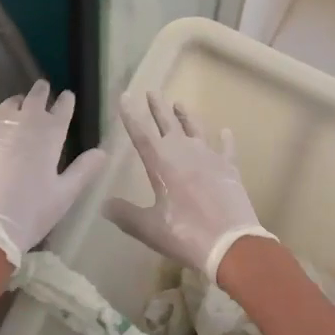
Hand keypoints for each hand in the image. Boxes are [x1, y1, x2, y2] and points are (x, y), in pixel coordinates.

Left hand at [0, 81, 107, 266]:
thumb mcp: (65, 194)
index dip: (66, 100)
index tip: (67, 96)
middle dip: (42, 91)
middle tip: (43, 88)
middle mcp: (27, 122)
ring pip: (11, 102)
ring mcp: (1, 124)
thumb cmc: (33, 211)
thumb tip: (103, 151)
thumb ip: (84, 169)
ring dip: (18, 102)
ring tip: (19, 106)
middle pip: (36, 96)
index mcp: (51, 134)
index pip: (63, 108)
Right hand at [101, 91, 273, 282]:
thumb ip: (126, 214)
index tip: (126, 95)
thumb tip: (104, 204)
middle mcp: (184, 151)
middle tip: (152, 91)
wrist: (231, 243)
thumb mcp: (149, 228)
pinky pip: (226, 149)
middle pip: (167, 123)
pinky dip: (225, 140)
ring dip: (185, 116)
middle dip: (157, 107)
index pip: (141, 132)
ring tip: (179, 104)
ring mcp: (209, 157)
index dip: (131, 114)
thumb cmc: (185, 234)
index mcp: (161, 162)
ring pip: (194, 128)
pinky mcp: (228, 168)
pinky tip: (225, 131)